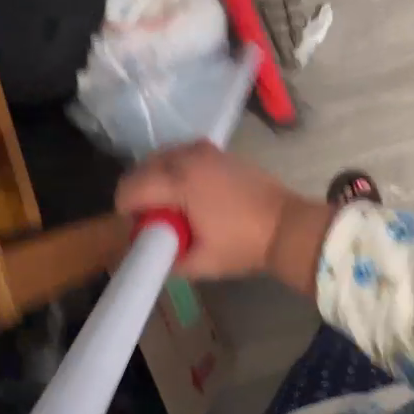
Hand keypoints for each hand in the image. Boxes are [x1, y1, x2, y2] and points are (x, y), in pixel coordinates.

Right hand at [115, 142, 333, 289]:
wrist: (288, 226)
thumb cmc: (244, 245)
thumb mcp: (199, 263)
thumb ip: (166, 258)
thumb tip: (148, 251)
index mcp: (180, 182)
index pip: (131, 188)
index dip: (125, 210)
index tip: (136, 229)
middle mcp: (189, 157)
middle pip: (143, 168)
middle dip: (140, 192)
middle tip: (153, 220)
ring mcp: (207, 151)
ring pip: (163, 157)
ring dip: (157, 178)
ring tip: (171, 206)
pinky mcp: (222, 152)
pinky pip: (185, 154)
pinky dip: (177, 169)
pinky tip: (189, 194)